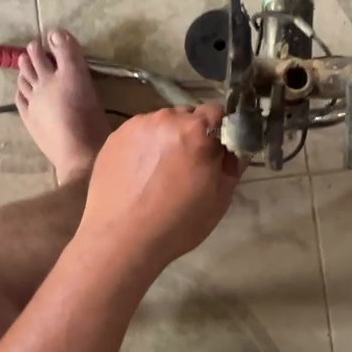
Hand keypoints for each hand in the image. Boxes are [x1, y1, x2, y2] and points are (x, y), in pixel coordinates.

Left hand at [80, 105, 244, 270]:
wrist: (121, 240)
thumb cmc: (178, 223)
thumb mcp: (219, 199)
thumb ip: (233, 165)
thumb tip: (236, 148)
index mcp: (197, 131)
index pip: (217, 111)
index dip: (220, 130)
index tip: (217, 151)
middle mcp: (166, 118)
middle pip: (187, 116)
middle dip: (192, 134)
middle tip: (188, 164)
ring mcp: (137, 125)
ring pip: (162, 123)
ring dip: (167, 138)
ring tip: (159, 170)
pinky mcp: (115, 136)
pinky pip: (139, 133)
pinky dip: (144, 145)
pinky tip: (140, 171)